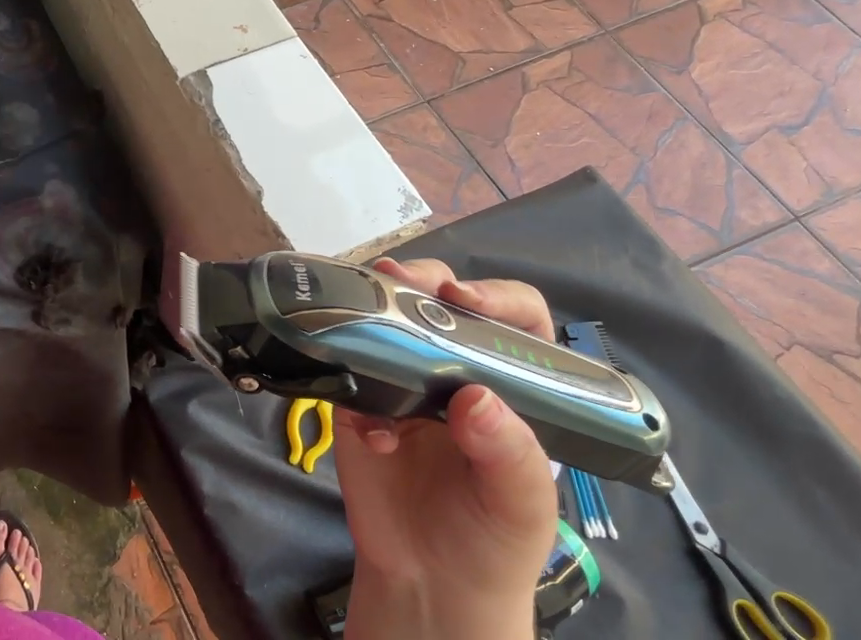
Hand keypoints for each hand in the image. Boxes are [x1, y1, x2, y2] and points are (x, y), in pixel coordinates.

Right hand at [339, 258, 557, 639]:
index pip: (514, 318)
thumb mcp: (522, 508)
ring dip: (368, 310)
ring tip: (358, 323)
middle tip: (395, 279)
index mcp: (511, 386)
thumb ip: (512, 457)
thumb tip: (476, 398)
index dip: (493, 295)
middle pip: (438, 300)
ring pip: (382, 319)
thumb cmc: (493, 542)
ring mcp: (398, 381)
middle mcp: (454, 371)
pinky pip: (339, 371)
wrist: (424, 581)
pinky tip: (370, 435)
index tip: (461, 297)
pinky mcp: (353, 401)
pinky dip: (344, 385)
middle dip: (417, 280)